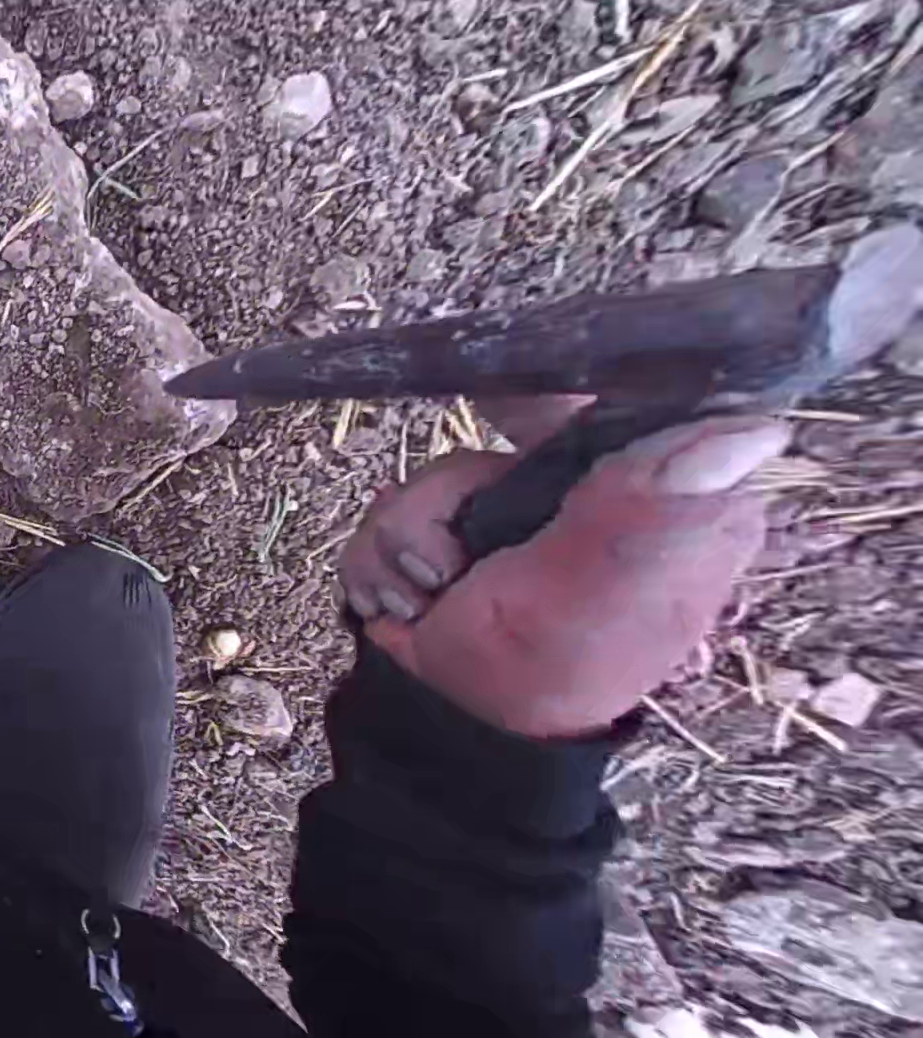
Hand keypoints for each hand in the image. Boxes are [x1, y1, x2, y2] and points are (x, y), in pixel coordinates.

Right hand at [338, 403, 787, 738]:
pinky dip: (369, 567)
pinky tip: (389, 604)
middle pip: (467, 458)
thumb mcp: (590, 599)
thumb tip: (748, 429)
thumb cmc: (532, 668)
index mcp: (637, 501)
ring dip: (391, 556)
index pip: (603, 411)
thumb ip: (641, 518)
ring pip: (407, 491)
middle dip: (426, 520)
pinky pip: (373, 521)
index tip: (483, 412)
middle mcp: (562, 499)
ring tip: (412, 605)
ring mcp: (486, 517)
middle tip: (439, 576)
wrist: (444, 711)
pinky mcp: (430, 535)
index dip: (534, 404)